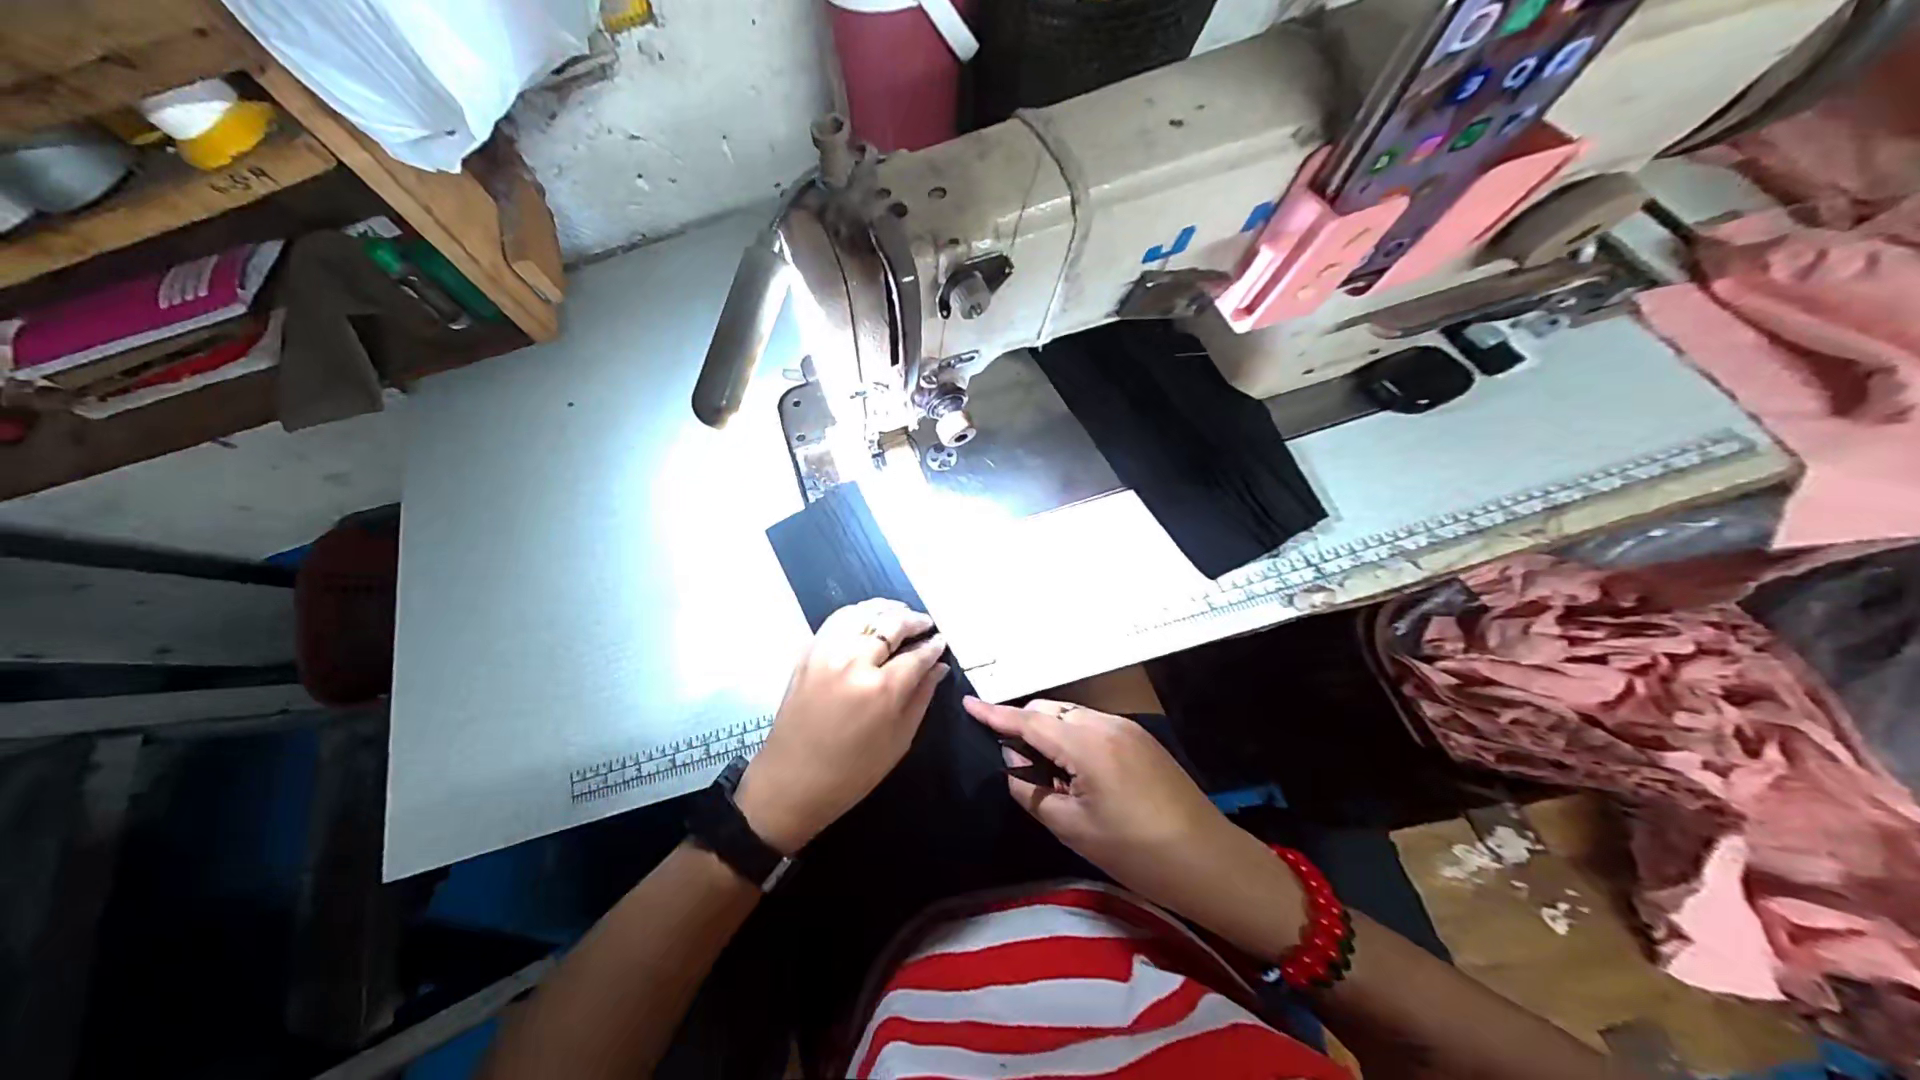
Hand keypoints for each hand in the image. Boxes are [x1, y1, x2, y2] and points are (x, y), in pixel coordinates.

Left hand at [734, 599, 948, 854]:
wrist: (790, 783)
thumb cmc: (851, 773)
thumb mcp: (899, 741)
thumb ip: (921, 697)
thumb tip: (938, 667)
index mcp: (881, 689)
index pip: (918, 655)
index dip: (934, 646)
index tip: (942, 641)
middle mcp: (854, 662)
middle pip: (891, 624)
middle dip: (914, 621)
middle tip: (926, 624)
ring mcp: (827, 654)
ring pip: (862, 613)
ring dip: (886, 610)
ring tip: (900, 614)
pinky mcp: (807, 654)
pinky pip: (836, 621)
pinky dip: (857, 614)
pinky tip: (869, 619)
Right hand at [964, 696, 1307, 960]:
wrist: (1208, 859)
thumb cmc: (1134, 850)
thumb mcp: (1071, 827)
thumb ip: (1031, 790)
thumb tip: (1013, 765)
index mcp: (1085, 743)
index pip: (1028, 720)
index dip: (995, 714)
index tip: (968, 703)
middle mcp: (1104, 723)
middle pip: (1049, 710)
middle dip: (1023, 724)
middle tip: (1009, 756)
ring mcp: (1126, 727)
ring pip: (1071, 715)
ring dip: (1049, 731)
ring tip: (1041, 768)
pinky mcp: (1140, 738)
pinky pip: (1092, 725)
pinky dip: (1072, 737)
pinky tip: (1072, 768)